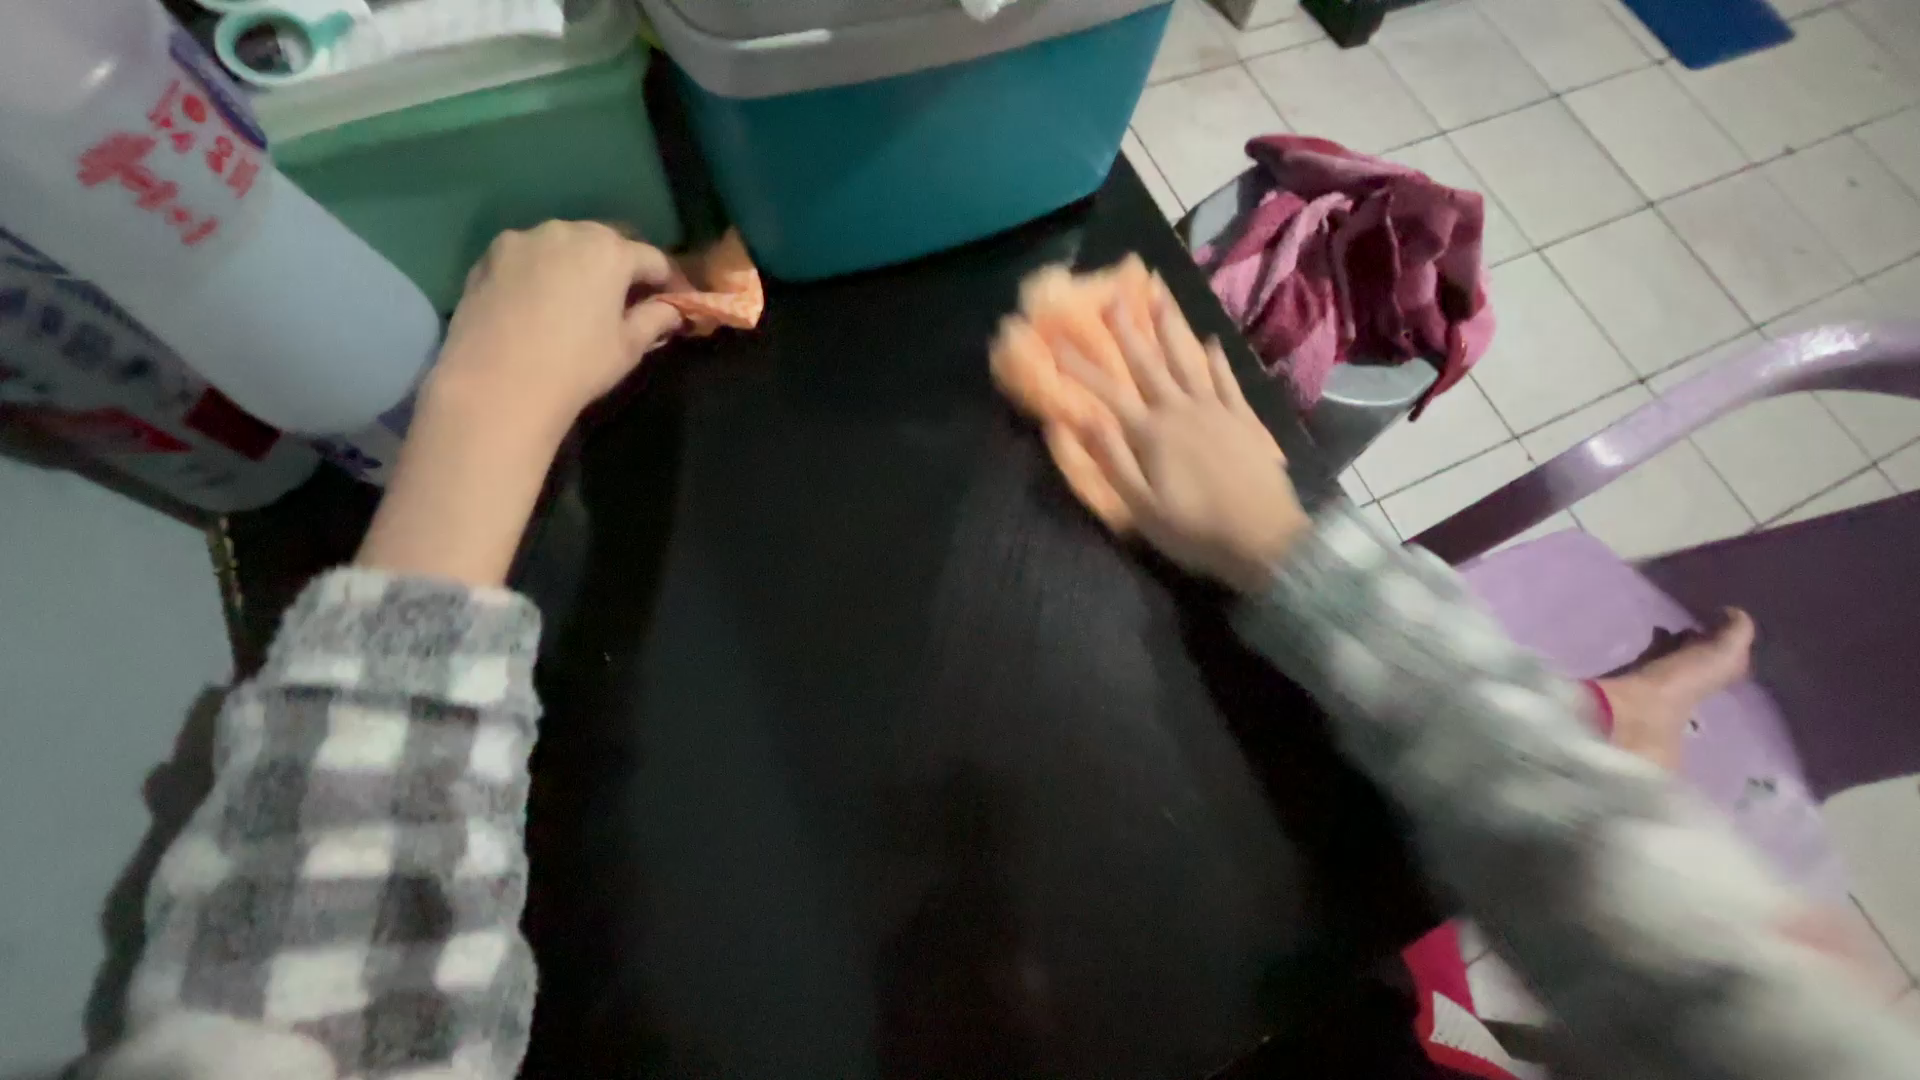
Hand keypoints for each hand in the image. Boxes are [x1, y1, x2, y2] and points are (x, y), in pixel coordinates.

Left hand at [431, 221, 682, 433]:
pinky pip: (529, 256)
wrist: (498, 382)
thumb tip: (672, 311)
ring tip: (581, 298)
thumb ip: (656, 319)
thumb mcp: (630, 346)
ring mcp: (522, 239)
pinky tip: (541, 302)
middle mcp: (567, 231)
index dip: (670, 282)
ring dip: (580, 264)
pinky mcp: (488, 256)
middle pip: (606, 242)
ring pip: (564, 244)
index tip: (676, 303)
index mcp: (610, 251)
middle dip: (623, 266)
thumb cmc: (578, 364)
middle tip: (628, 298)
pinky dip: (543, 271)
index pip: (654, 259)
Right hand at [1064, 288, 1307, 593]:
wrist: (1264, 538)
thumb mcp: (1141, 506)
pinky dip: (1216, 360)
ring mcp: (1216, 410)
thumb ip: (1112, 459)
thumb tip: (1080, 418)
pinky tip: (1209, 342)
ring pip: (1188, 361)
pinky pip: (1226, 380)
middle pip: (1149, 364)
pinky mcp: (1244, 419)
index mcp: (1151, 432)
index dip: (1080, 366)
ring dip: (1171, 329)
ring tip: (1160, 298)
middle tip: (1111, 298)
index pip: (1107, 392)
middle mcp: (1181, 410)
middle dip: (1127, 331)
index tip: (1056, 340)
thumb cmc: (1194, 529)